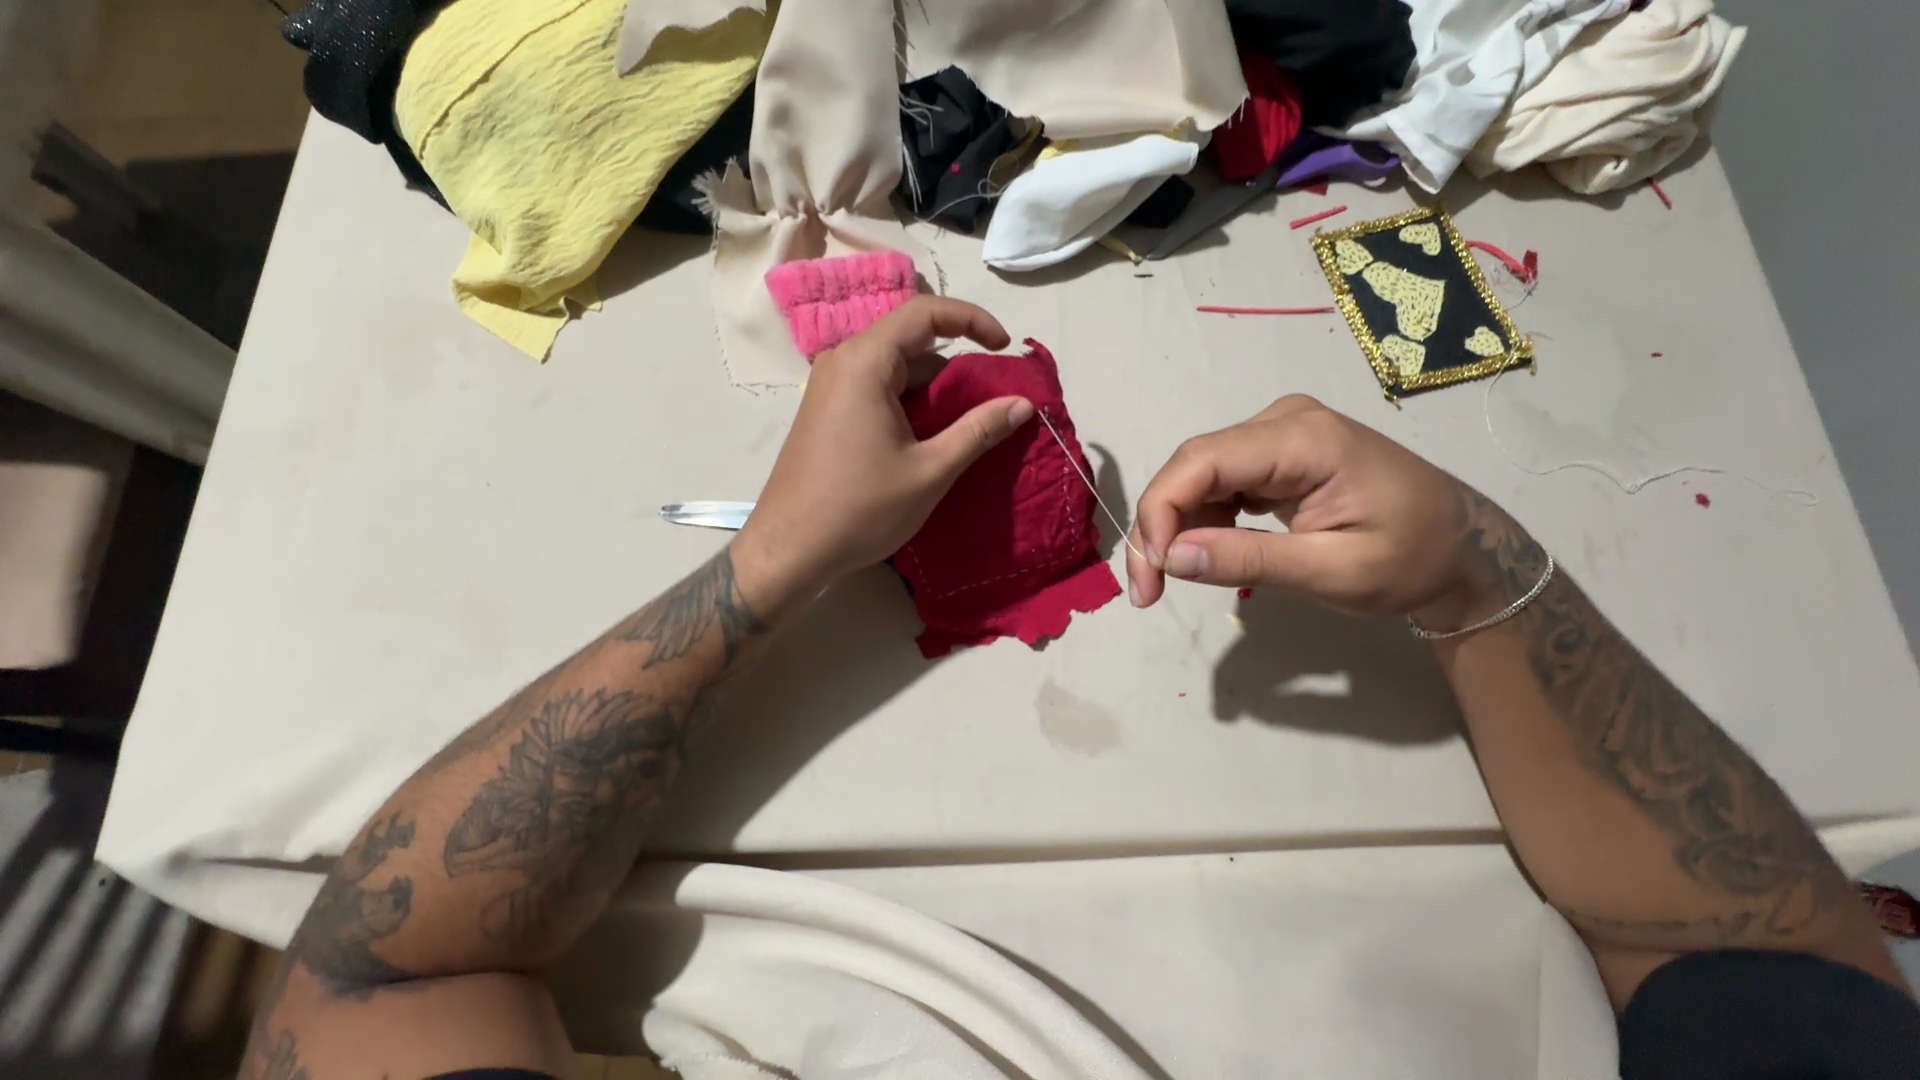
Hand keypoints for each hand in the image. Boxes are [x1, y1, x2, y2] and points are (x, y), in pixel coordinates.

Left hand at [733, 296, 1035, 615]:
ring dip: (935, 389)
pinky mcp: (828, 413)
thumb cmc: (860, 509)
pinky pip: (878, 390)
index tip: (1004, 348)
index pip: (925, 312)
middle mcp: (843, 362)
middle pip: (911, 341)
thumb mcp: (930, 471)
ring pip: (896, 369)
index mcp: (865, 362)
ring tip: (968, 426)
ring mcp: (831, 388)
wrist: (790, 549)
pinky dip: (911, 404)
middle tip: (992, 399)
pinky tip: (931, 439)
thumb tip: (1022, 404)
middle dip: (957, 364)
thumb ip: (979, 430)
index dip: (972, 320)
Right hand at [1126, 395, 1532, 625]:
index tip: (1151, 573)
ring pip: (1198, 475)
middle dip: (1159, 525)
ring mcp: (1280, 435)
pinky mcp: (1278, 454)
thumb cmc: (1411, 560)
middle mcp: (1282, 422)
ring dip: (1176, 526)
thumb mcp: (1333, 571)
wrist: (1463, 547)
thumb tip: (1169, 557)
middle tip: (1148, 591)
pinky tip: (1207, 552)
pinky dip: (1202, 520)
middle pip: (1192, 466)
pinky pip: (1219, 481)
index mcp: (1304, 439)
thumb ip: (1249, 560)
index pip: (1201, 461)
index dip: (1159, 511)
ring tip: (1174, 579)